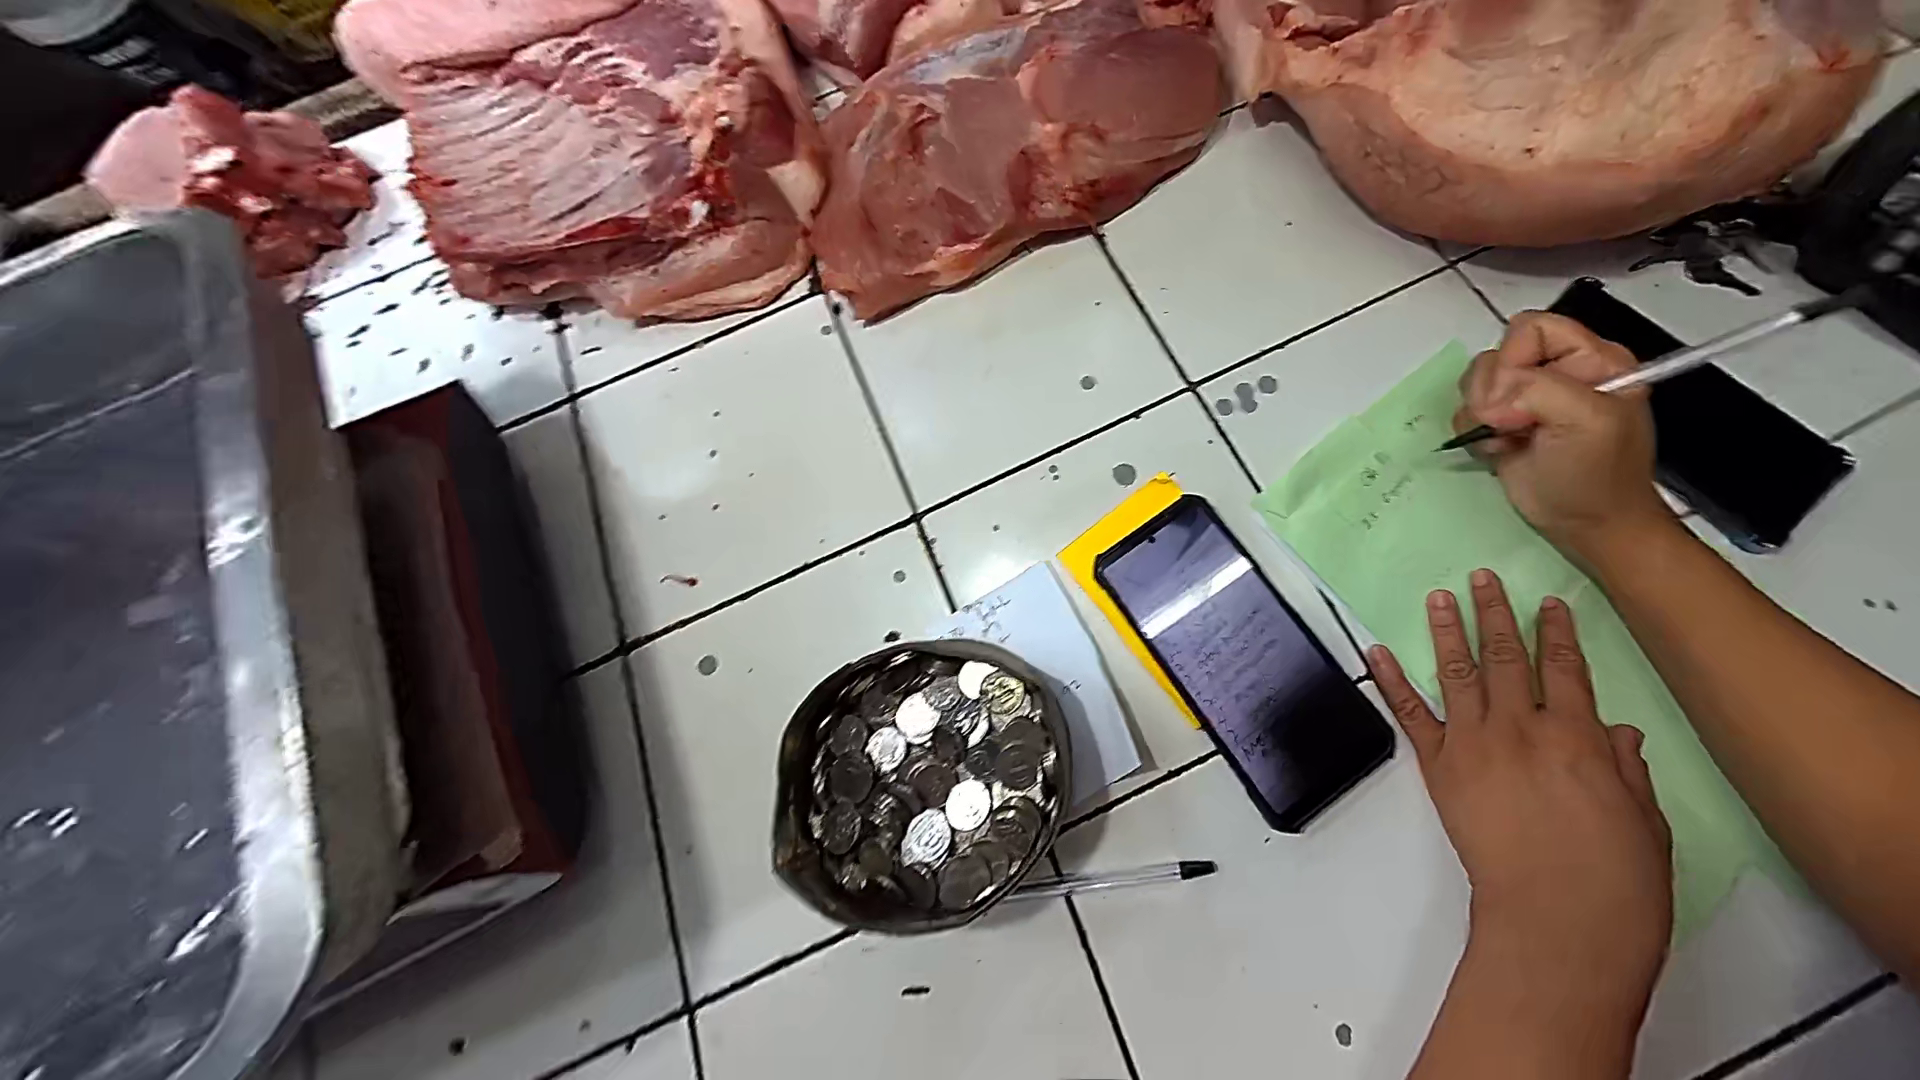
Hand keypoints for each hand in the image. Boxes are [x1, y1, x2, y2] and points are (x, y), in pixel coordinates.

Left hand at [1369, 569, 1672, 1032]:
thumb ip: (1625, 768)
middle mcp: (1520, 728)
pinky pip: (1409, 713)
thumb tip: (1619, 731)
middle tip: (1482, 576)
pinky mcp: (1436, 764)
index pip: (1566, 669)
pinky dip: (1390, 679)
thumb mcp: (1646, 819)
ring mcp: (1471, 742)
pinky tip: (1375, 650)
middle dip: (1496, 614)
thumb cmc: (1616, 878)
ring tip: (1438, 596)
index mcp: (1580, 738)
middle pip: (1507, 658)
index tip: (1548, 601)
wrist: (1556, 918)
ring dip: (1446, 631)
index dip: (1557, 632)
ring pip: (1456, 673)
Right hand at [1454, 312, 1670, 560]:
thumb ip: (1537, 390)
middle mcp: (1553, 373)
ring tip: (1506, 438)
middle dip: (1490, 392)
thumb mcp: (1585, 419)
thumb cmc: (1595, 472)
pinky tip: (1497, 449)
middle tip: (1512, 424)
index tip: (1521, 398)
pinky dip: (1472, 433)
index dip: (1514, 359)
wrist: (1586, 522)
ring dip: (1478, 414)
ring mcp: (1523, 401)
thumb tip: (1488, 403)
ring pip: (1474, 385)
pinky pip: (1465, 413)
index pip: (1529, 328)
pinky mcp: (1499, 426)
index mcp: (1587, 360)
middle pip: (1493, 357)